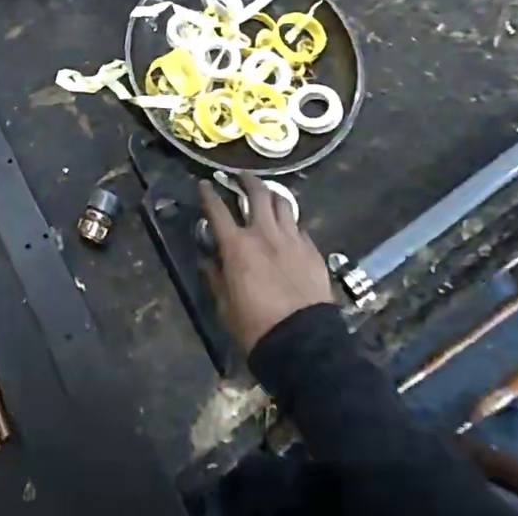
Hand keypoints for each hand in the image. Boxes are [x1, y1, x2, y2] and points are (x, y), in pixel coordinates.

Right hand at [199, 173, 334, 353]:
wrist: (303, 342)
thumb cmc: (256, 328)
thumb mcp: (226, 307)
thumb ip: (217, 279)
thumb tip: (208, 262)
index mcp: (237, 247)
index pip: (218, 210)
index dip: (209, 194)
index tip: (205, 183)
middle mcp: (264, 234)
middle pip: (257, 193)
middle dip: (247, 180)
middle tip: (242, 176)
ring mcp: (292, 239)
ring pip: (283, 203)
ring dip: (272, 195)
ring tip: (268, 194)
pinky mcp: (312, 250)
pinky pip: (299, 226)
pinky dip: (291, 222)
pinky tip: (289, 228)